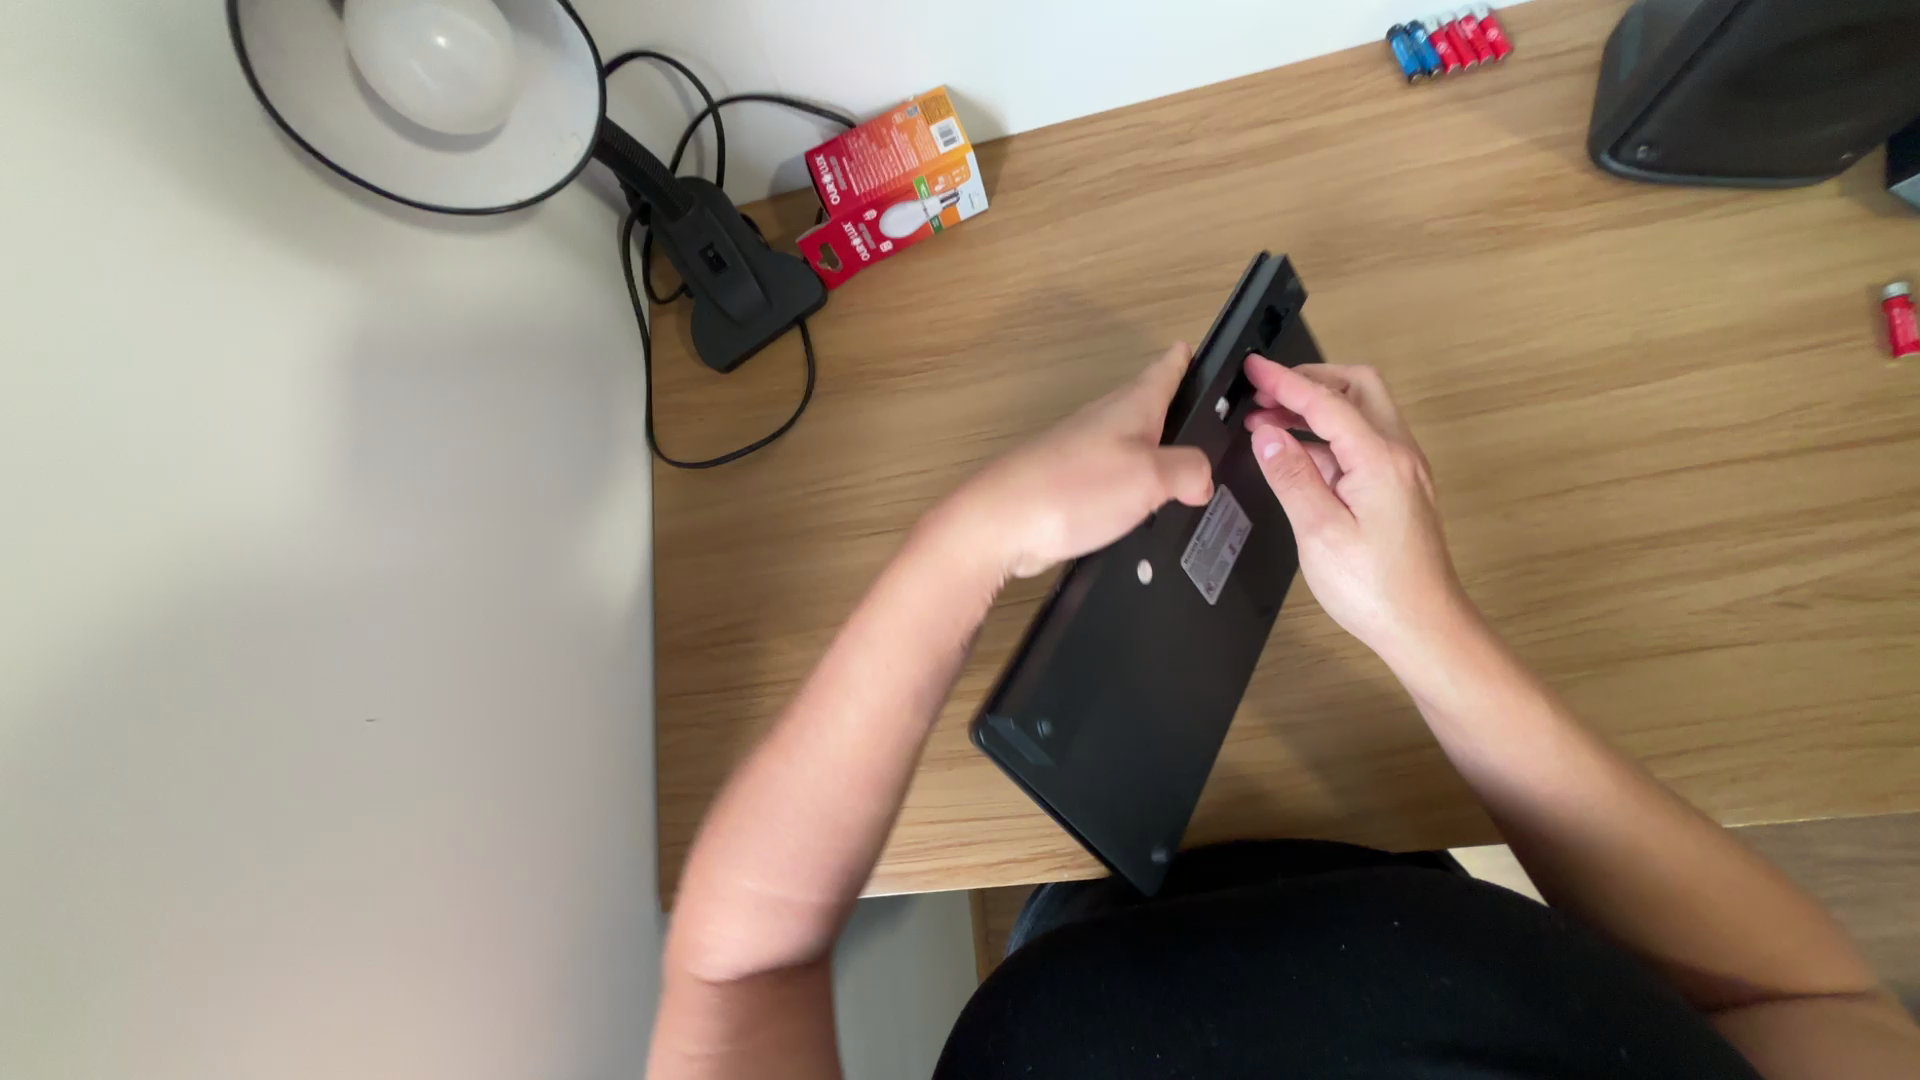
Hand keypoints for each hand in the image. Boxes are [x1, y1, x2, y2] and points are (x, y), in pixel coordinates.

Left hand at [950, 343, 1215, 579]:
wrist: (1001, 523)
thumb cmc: (1072, 488)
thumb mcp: (1150, 476)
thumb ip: (1188, 471)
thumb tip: (1202, 479)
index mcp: (1130, 408)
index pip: (1164, 370)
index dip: (1184, 358)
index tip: (1195, 347)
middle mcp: (1104, 423)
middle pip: (1145, 405)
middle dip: (1171, 404)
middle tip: (1198, 409)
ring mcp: (1082, 455)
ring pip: (1126, 442)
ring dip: (1151, 446)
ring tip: (1179, 462)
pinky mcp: (1067, 487)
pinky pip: (1109, 478)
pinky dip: (1130, 485)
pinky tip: (1138, 504)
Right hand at [1242, 357, 1473, 663]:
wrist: (1422, 626)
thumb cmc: (1374, 587)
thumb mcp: (1319, 531)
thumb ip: (1292, 476)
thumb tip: (1267, 436)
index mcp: (1379, 460)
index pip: (1326, 402)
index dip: (1285, 381)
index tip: (1253, 367)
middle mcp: (1398, 456)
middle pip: (1357, 388)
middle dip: (1308, 380)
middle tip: (1265, 391)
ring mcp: (1401, 471)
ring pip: (1359, 414)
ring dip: (1314, 408)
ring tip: (1267, 421)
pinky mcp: (1396, 489)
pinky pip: (1360, 443)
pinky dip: (1324, 436)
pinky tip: (1294, 455)